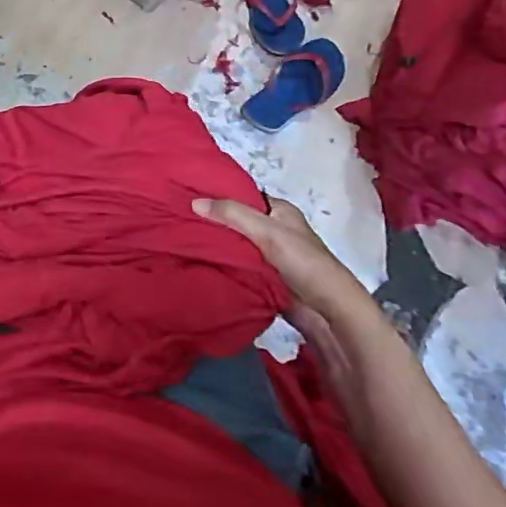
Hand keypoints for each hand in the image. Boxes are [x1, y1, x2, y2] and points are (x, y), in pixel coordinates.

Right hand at [193, 197, 365, 317]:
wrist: (327, 311)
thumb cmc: (303, 262)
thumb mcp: (267, 231)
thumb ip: (233, 215)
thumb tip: (195, 202)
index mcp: (279, 211)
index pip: (243, 196)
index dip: (218, 195)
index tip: (188, 195)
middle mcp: (274, 230)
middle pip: (237, 221)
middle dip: (213, 221)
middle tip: (178, 219)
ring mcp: (269, 256)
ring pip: (236, 245)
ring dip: (216, 245)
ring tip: (181, 239)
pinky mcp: (264, 279)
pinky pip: (238, 267)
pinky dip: (222, 265)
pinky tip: (199, 262)